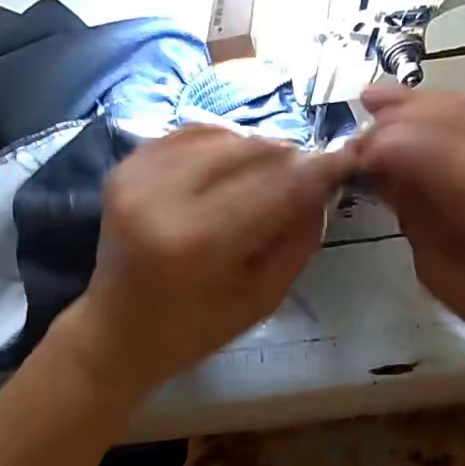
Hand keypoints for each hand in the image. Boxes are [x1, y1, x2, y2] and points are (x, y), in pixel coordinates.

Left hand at [55, 125, 353, 399]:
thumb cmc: (196, 329)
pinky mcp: (125, 166)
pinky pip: (190, 134)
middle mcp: (162, 197)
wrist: (118, 331)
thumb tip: (324, 181)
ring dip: (257, 150)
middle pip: (251, 150)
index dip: (319, 168)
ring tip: (268, 177)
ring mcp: (137, 176)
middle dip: (290, 158)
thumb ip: (299, 235)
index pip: (278, 184)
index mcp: (199, 243)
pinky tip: (232, 167)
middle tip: (307, 176)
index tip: (346, 162)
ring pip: (224, 135)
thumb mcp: (264, 296)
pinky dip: (221, 144)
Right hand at [350, 85, 464, 386]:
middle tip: (361, 127)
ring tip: (380, 102)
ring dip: (430, 107)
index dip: (394, 145)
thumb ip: (413, 211)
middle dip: (407, 120)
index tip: (352, 150)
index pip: (451, 159)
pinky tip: (422, 109)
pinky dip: (462, 115)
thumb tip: (373, 162)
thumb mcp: (442, 273)